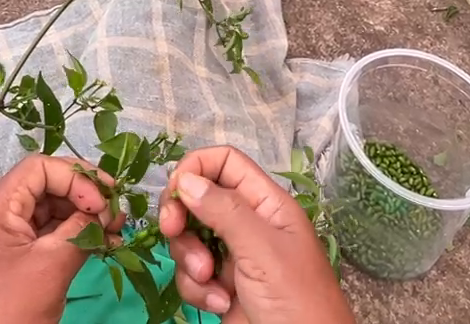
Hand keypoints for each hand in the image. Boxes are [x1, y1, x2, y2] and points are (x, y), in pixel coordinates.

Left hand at [0, 156, 120, 322]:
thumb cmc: (10, 313)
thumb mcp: (50, 267)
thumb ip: (79, 231)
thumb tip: (105, 211)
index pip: (39, 169)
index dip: (76, 177)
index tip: (103, 201)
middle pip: (46, 187)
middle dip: (84, 196)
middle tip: (117, 211)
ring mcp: (6, 241)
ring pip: (51, 212)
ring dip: (85, 217)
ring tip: (116, 228)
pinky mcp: (15, 263)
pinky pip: (48, 237)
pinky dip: (75, 237)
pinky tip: (103, 243)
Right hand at [157, 147, 352, 323]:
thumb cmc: (297, 301)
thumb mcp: (263, 251)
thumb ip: (225, 211)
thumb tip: (186, 179)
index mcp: (266, 204)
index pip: (226, 163)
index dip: (197, 168)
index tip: (176, 190)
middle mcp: (248, 225)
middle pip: (200, 199)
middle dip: (182, 215)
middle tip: (172, 230)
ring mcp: (233, 258)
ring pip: (191, 239)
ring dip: (190, 260)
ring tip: (210, 281)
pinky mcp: (221, 289)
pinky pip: (192, 276)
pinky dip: (197, 290)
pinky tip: (220, 305)